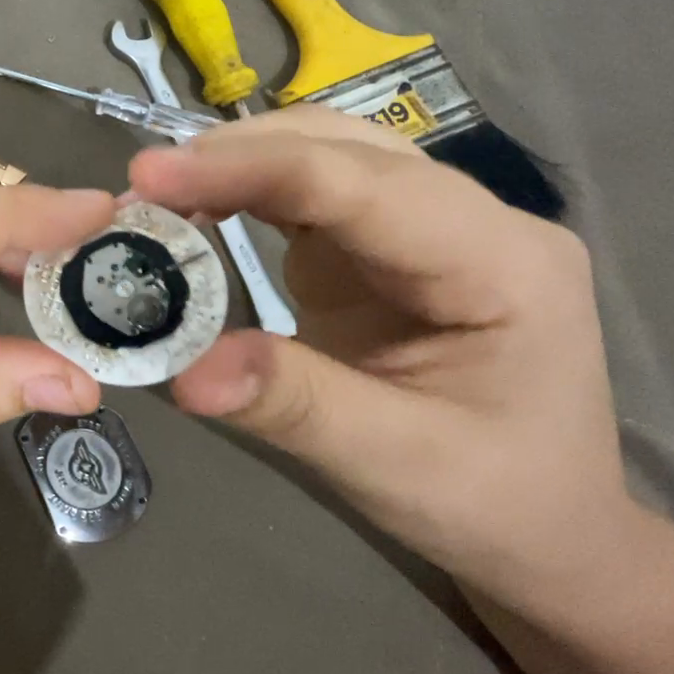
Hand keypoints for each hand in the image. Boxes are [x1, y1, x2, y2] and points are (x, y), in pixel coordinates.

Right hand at [131, 107, 623, 604]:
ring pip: (323, 154)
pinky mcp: (379, 247)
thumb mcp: (389, 462)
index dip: (247, 171)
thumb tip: (182, 369)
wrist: (537, 526)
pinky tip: (193, 206)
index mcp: (499, 264)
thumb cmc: (487, 499)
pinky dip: (241, 188)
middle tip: (135, 190)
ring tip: (152, 194)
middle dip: (232, 156)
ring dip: (234, 163)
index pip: (358, 185)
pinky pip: (306, 192)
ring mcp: (425, 228)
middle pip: (342, 148)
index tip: (145, 177)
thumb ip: (288, 403)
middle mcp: (469, 222)